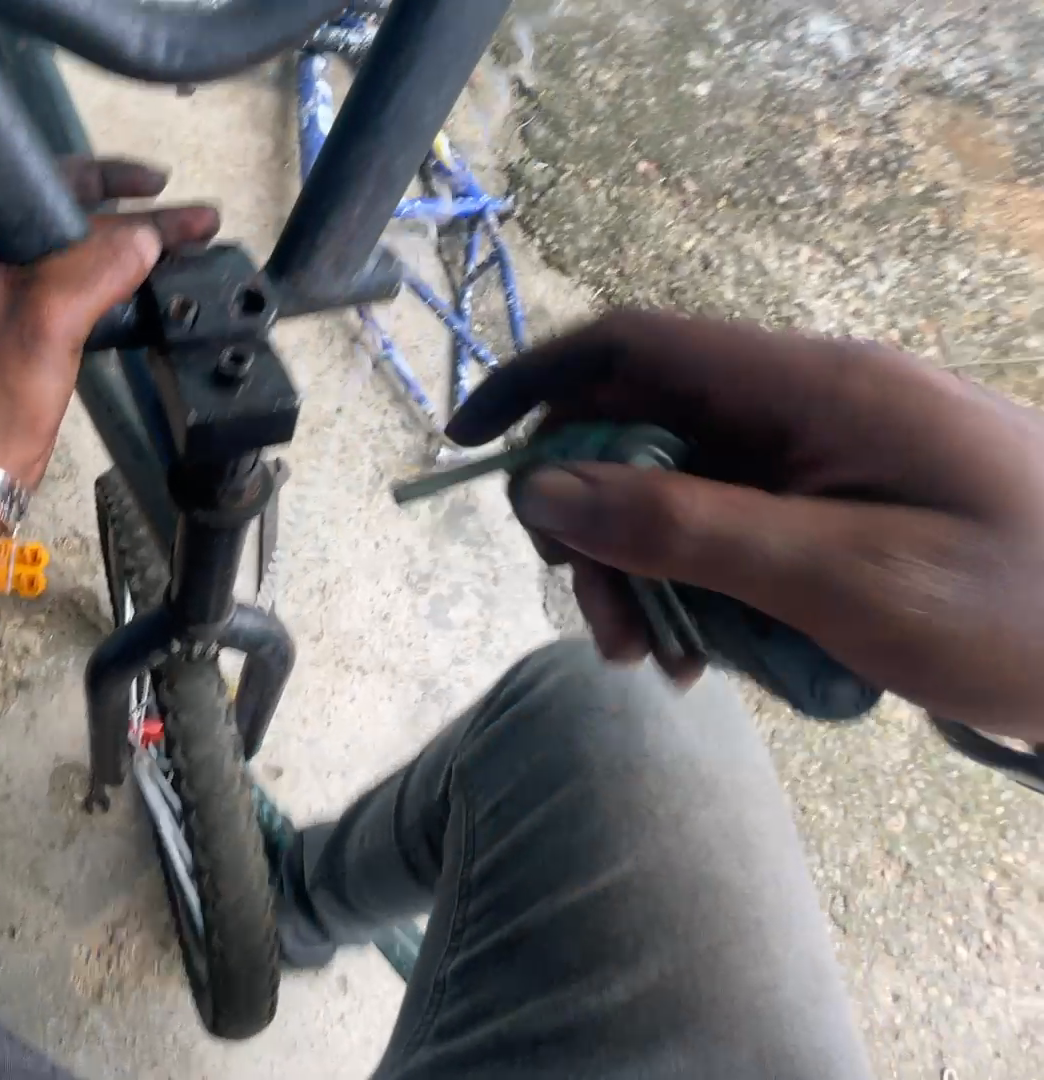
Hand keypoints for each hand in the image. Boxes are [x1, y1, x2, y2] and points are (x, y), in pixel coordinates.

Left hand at [0, 158, 218, 486]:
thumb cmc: (0, 393)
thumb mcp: (48, 321)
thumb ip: (99, 269)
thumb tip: (150, 237)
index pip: (40, 185)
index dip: (103, 177)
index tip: (156, 183)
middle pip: (67, 223)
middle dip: (132, 222)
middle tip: (197, 220)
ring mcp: (6, 298)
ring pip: (76, 259)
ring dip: (129, 253)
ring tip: (192, 245)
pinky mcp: (27, 329)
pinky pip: (75, 292)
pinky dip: (113, 285)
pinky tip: (152, 280)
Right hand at [448, 311, 1043, 738]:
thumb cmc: (1038, 616)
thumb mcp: (845, 579)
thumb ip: (681, 527)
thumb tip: (537, 490)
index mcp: (809, 388)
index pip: (626, 346)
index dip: (530, 382)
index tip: (465, 441)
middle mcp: (790, 405)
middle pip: (623, 431)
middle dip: (582, 521)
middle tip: (593, 609)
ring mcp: (798, 454)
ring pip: (650, 490)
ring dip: (626, 571)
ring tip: (650, 656)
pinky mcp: (804, 499)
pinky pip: (696, 526)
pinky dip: (671, 585)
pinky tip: (691, 649)